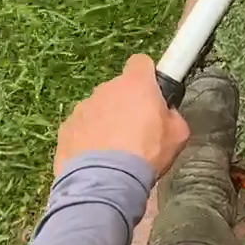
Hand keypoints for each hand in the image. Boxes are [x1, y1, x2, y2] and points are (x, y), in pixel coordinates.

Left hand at [54, 55, 189, 183]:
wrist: (105, 182)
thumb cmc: (147, 153)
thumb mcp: (178, 135)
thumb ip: (172, 116)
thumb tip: (166, 114)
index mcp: (136, 83)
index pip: (141, 62)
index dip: (148, 76)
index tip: (152, 95)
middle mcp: (106, 89)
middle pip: (118, 89)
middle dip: (126, 104)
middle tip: (137, 131)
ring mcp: (82, 108)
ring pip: (98, 108)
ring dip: (106, 122)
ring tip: (115, 152)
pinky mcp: (66, 128)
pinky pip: (81, 128)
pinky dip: (88, 139)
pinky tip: (98, 161)